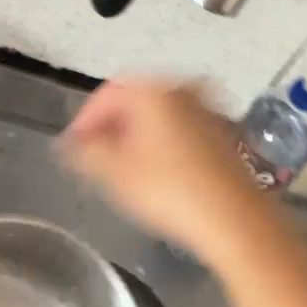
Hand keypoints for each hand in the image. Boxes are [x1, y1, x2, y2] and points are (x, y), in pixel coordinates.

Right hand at [58, 79, 284, 265]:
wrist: (234, 218)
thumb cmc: (171, 193)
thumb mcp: (116, 174)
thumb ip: (87, 152)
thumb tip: (72, 144)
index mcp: (154, 90)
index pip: (107, 94)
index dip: (84, 120)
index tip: (72, 146)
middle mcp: (183, 89)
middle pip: (135, 100)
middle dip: (111, 127)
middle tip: (94, 156)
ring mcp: (208, 109)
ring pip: (159, 116)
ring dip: (136, 136)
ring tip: (121, 169)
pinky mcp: (223, 132)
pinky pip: (180, 129)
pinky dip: (161, 143)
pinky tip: (155, 173)